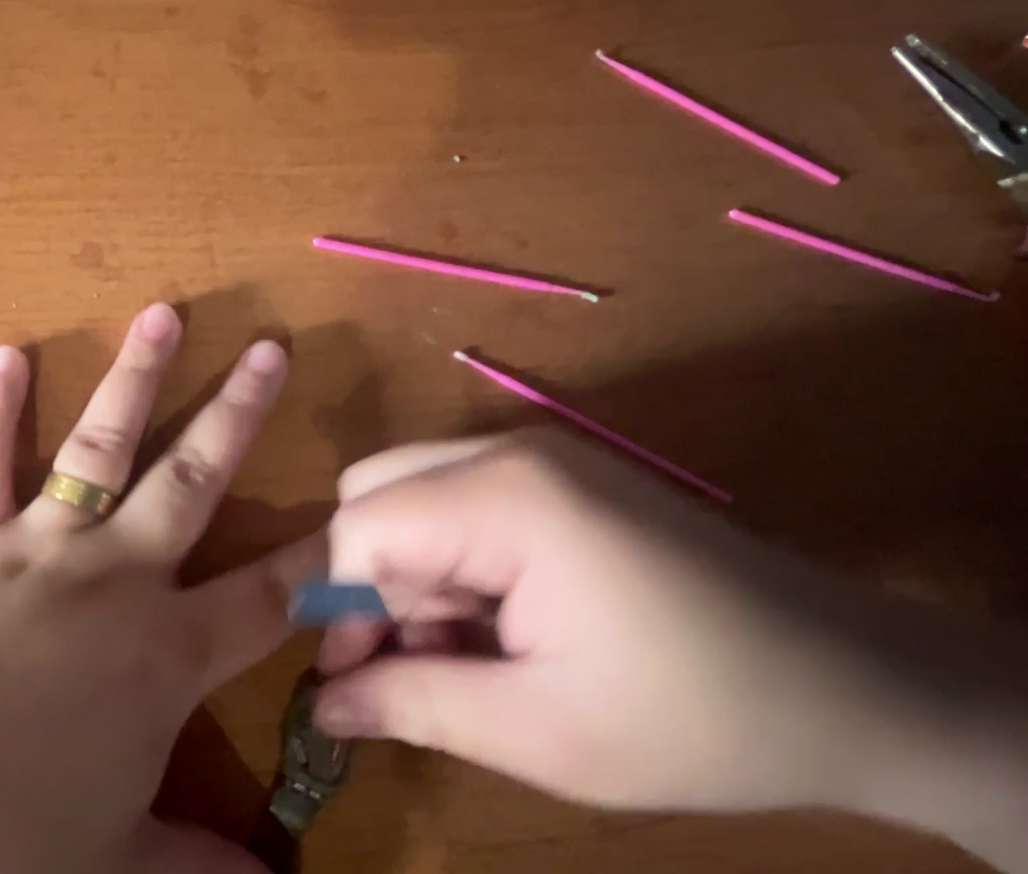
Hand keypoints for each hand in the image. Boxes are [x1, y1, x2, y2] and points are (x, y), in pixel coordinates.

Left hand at [0, 304, 321, 873]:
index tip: (359, 506)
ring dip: (134, 377)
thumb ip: (201, 866)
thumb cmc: (11, 839)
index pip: (269, 595)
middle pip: (193, 481)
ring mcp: (42, 549)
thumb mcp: (123, 862)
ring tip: (161, 312)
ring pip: (100, 448)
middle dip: (237, 413)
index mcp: (167, 655)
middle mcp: (116, 581)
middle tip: (271, 349)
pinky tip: (6, 353)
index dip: (320, 553)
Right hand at [311, 428, 1004, 815]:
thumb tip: (319, 708)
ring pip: (409, 498)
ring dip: (409, 579)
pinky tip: (494, 629)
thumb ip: (412, 705)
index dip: (339, 605)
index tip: (355, 680)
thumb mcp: (543, 733)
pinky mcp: (557, 478)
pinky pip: (456, 504)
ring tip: (459, 659)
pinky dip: (449, 567)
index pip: (358, 526)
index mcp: (503, 499)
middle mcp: (506, 453)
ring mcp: (535, 458)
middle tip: (401, 662)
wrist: (868, 687)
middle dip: (367, 581)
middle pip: (372, 494)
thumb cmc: (702, 716)